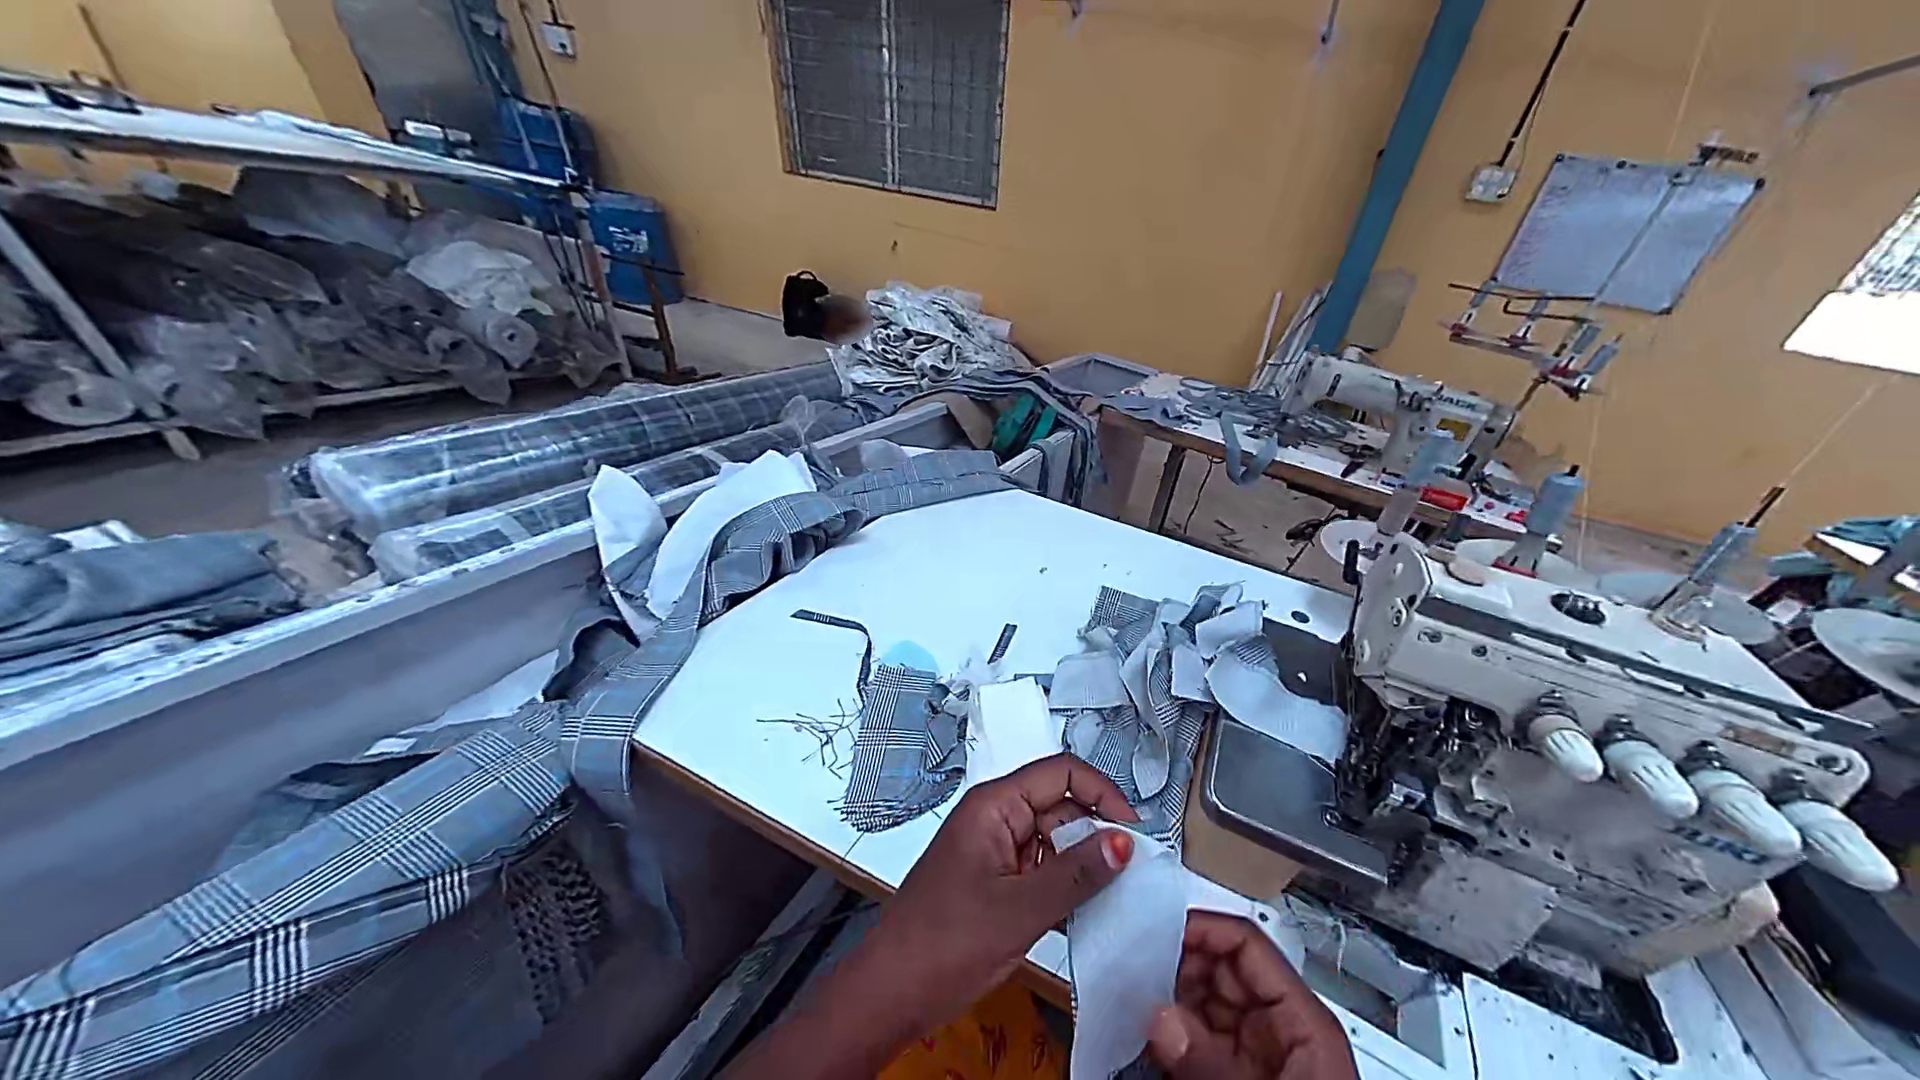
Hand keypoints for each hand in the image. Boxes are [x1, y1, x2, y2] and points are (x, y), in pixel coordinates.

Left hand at [847, 753, 1139, 1033]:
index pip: (1060, 773)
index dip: (1102, 793)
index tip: (1133, 831)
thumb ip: (1076, 874)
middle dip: (1096, 836)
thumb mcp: (1019, 908)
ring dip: (1082, 867)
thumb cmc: (941, 942)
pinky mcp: (996, 880)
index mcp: (994, 804)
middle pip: (1061, 807)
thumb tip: (1123, 843)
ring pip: (1055, 842)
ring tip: (1110, 898)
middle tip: (1129, 875)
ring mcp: (995, 849)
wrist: (892, 991)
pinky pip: (1042, 870)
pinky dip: (1065, 888)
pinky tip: (1084, 914)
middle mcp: (995, 817)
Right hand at [1148, 912, 1357, 1079]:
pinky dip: (1169, 1030)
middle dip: (1175, 963)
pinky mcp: (1238, 1073)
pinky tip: (1143, 1031)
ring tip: (1130, 996)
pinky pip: (1197, 1036)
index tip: (1154, 931)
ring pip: (1202, 1001)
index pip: (1247, 943)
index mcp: (1304, 1022)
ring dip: (1167, 997)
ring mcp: (1258, 1053)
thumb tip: (1160, 1018)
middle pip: (1219, 967)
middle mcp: (1281, 1028)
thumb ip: (1213, 1063)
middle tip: (1132, 967)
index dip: (1201, 929)